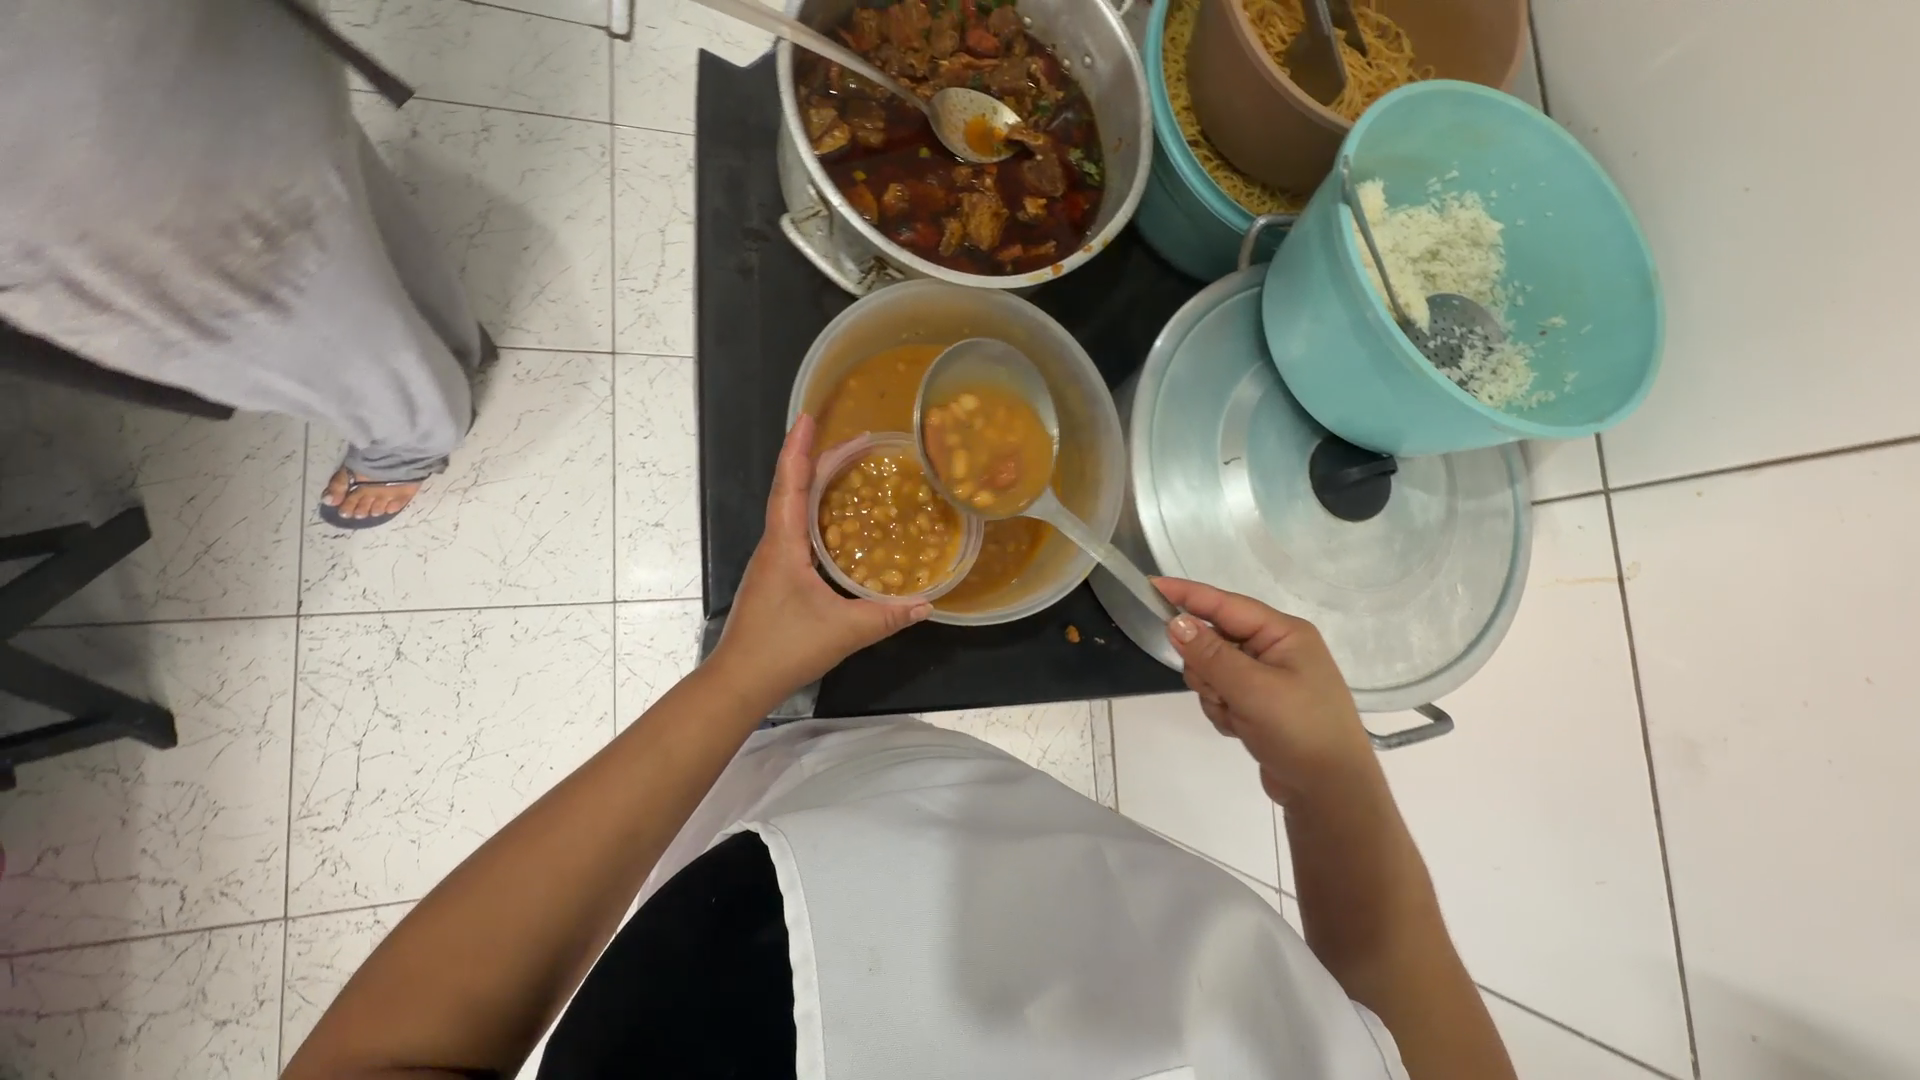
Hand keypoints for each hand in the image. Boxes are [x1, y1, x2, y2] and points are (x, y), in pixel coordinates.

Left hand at [708, 415, 930, 703]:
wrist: (739, 680)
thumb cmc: (784, 648)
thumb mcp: (843, 632)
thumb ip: (886, 617)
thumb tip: (927, 605)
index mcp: (783, 546)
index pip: (790, 485)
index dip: (799, 449)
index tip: (808, 417)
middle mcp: (773, 545)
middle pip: (791, 489)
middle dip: (818, 459)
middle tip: (855, 440)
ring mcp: (770, 561)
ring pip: (790, 509)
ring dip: (812, 482)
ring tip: (843, 466)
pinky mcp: (774, 577)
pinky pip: (793, 530)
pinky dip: (811, 511)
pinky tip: (831, 520)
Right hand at [1153, 578, 1379, 807]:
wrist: (1330, 792)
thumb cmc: (1300, 730)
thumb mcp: (1252, 689)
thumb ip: (1210, 654)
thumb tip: (1175, 622)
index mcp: (1283, 634)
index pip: (1225, 604)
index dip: (1187, 594)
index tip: (1151, 585)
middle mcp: (1276, 649)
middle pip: (1214, 639)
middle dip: (1207, 667)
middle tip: (1221, 691)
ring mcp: (1268, 678)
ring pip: (1211, 670)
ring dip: (1214, 693)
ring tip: (1237, 716)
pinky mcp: (1259, 704)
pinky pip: (1220, 694)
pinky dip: (1222, 710)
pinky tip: (1240, 729)